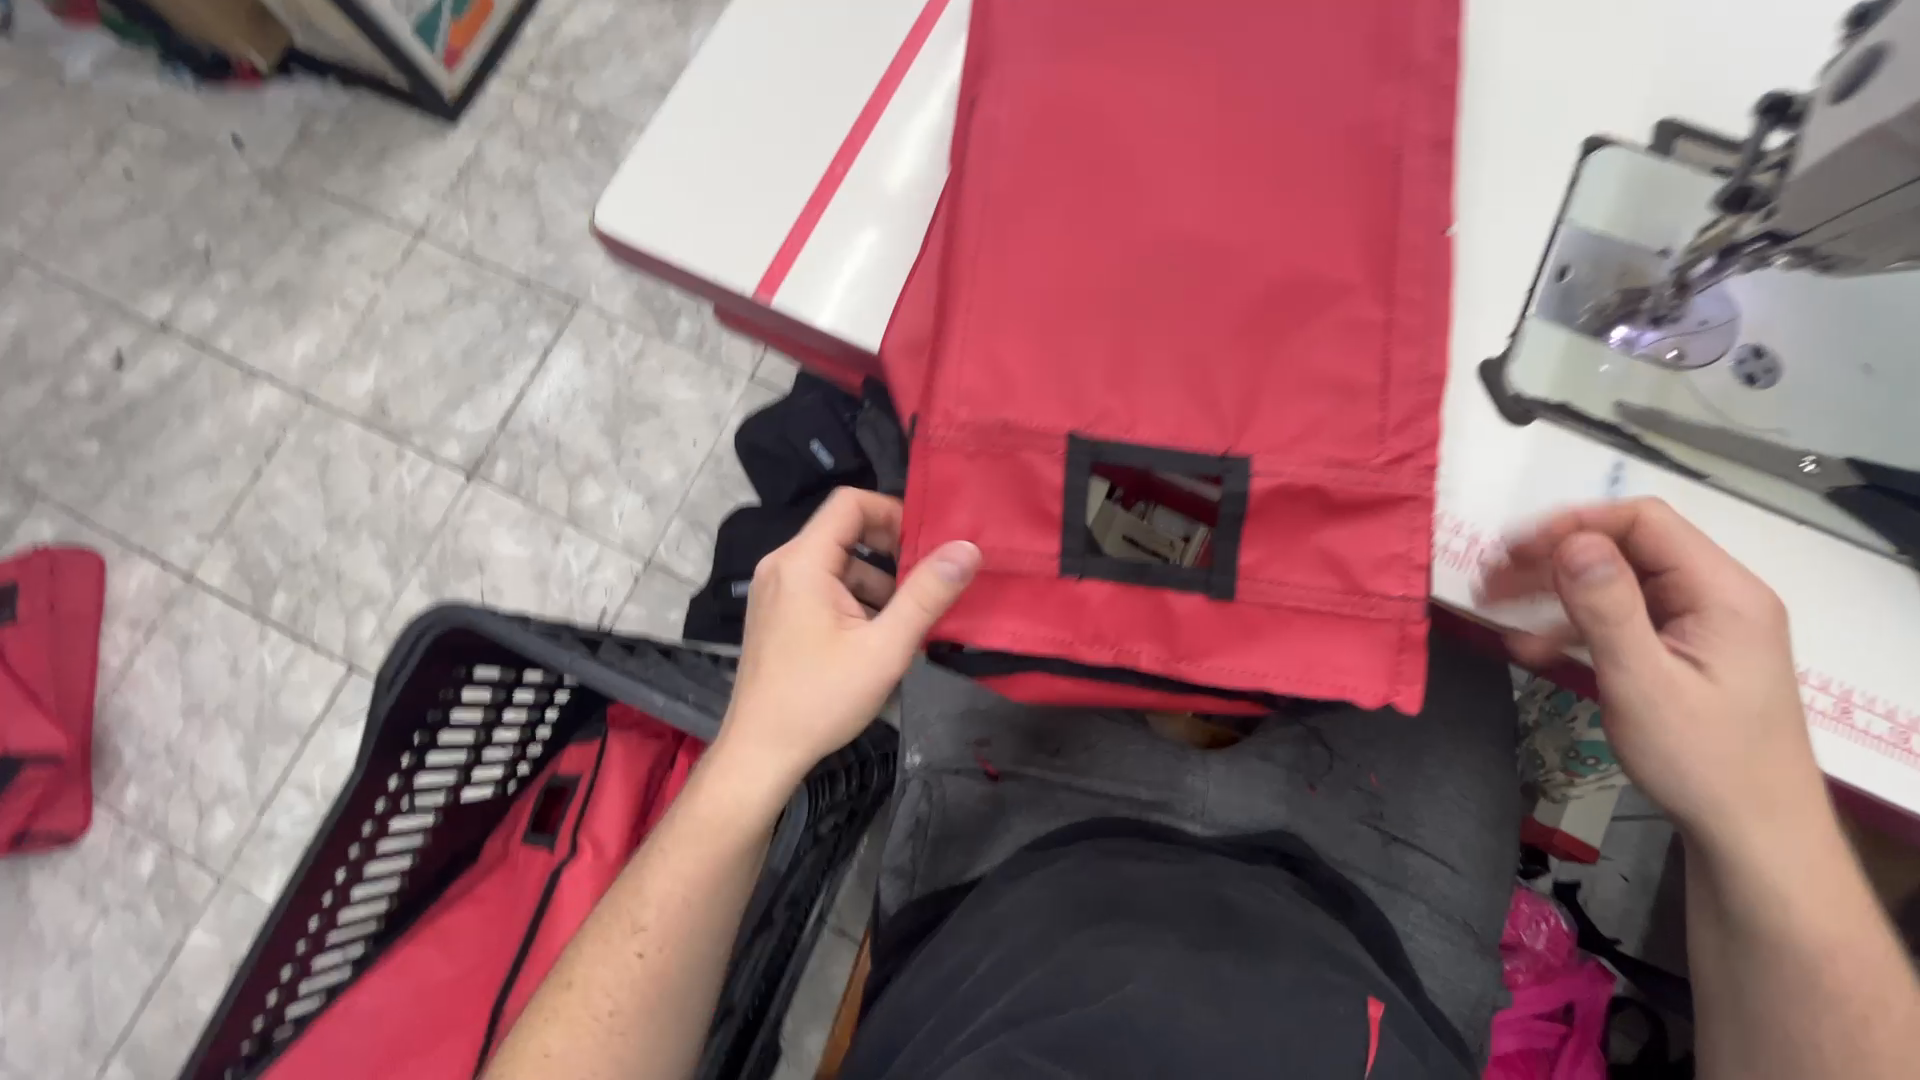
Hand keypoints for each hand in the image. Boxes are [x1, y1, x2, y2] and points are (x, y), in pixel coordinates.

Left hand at [714, 488, 980, 789]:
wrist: (761, 752)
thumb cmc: (821, 699)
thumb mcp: (885, 648)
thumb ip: (927, 594)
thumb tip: (967, 548)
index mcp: (802, 562)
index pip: (850, 502)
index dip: (893, 512)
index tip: (926, 543)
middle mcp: (782, 565)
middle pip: (844, 531)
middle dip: (890, 550)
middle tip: (926, 581)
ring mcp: (775, 590)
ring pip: (836, 562)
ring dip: (876, 580)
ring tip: (907, 619)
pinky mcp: (776, 613)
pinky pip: (822, 586)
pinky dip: (853, 598)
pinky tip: (876, 636)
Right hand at [1478, 498, 1823, 850]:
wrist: (1749, 831)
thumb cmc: (1700, 759)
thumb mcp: (1643, 680)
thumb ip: (1607, 607)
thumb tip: (1570, 542)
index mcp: (1720, 593)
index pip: (1644, 522)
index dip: (1574, 525)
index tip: (1514, 551)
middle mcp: (1712, 596)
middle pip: (1621, 549)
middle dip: (1550, 559)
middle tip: (1489, 580)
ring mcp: (1695, 623)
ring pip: (1610, 582)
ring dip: (1549, 592)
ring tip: (1493, 607)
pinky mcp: (1676, 648)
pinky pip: (1615, 617)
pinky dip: (1569, 625)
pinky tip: (1531, 647)